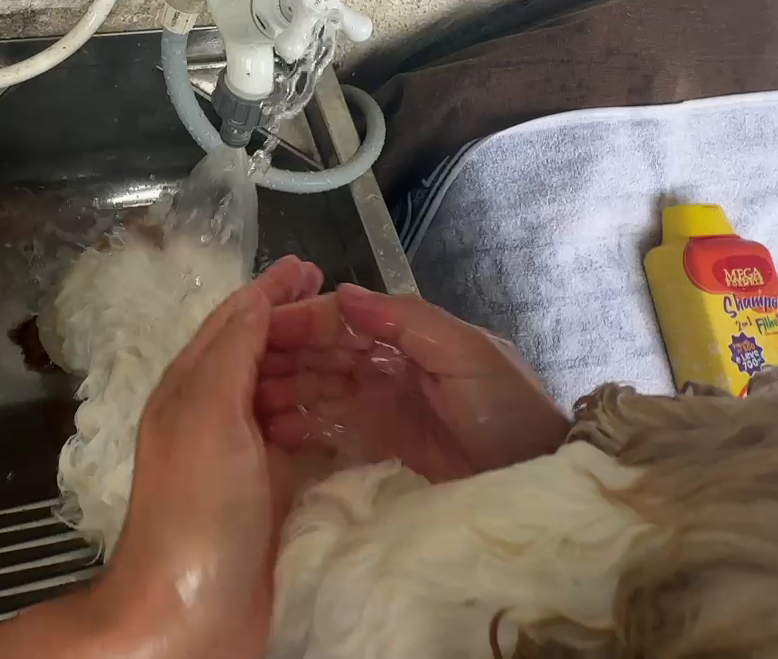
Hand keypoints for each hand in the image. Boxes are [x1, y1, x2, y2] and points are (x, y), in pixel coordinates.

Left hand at [96, 255, 323, 657]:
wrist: (190, 613)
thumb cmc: (197, 506)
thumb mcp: (209, 414)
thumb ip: (230, 352)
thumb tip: (255, 299)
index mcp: (192, 383)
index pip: (235, 318)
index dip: (271, 289)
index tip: (311, 266)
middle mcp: (211, 407)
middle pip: (258, 348)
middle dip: (298, 322)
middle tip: (348, 306)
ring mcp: (238, 448)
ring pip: (278, 387)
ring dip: (312, 363)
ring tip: (357, 348)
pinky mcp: (263, 484)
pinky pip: (294, 430)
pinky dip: (317, 409)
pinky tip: (344, 406)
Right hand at [256, 284, 567, 481]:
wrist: (539, 485)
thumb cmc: (505, 409)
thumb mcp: (466, 352)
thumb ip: (404, 319)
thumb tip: (339, 292)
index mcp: (403, 334)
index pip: (339, 320)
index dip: (299, 321)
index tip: (257, 330)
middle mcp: (384, 363)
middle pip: (320, 352)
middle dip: (280, 356)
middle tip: (238, 373)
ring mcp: (379, 404)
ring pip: (317, 386)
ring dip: (282, 389)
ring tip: (245, 403)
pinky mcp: (377, 443)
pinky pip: (328, 425)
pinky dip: (299, 424)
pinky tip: (271, 430)